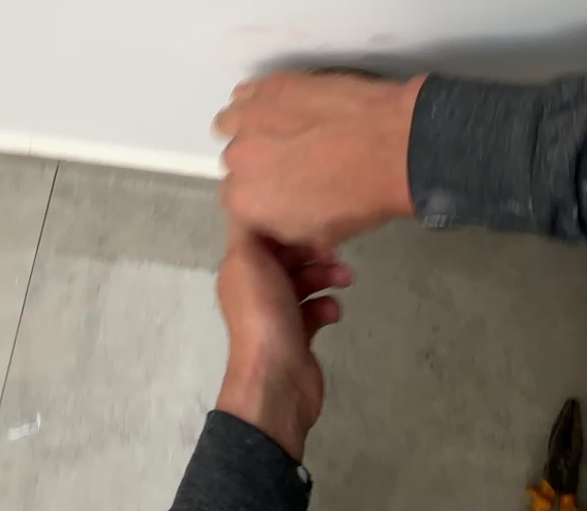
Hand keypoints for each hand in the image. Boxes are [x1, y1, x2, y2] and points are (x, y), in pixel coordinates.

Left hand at [213, 224, 352, 459]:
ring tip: (346, 279)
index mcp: (240, 269)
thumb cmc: (262, 314)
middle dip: (312, 253)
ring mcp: (276, 314)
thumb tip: (252, 207)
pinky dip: (326, 306)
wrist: (276, 380)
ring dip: (325, 277)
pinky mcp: (297, 336)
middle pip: (286, 259)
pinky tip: (334, 311)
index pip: (264, 237)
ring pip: (304, 283)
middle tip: (336, 253)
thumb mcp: (248, 260)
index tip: (312, 222)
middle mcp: (255, 289)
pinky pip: (314, 311)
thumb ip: (249, 230)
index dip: (287, 227)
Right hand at [215, 72, 426, 248]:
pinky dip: (257, 100)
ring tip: (280, 130)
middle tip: (290, 160)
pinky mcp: (269, 85)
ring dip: (248, 128)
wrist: (390, 145)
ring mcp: (250, 116)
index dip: (259, 196)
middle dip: (256, 162)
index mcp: (246, 202)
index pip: (236, 201)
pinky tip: (283, 106)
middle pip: (235, 160)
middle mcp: (238, 158)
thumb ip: (281, 223)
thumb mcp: (317, 235)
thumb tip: (277, 212)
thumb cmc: (360, 197)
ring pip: (230, 122)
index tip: (280, 191)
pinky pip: (246, 92)